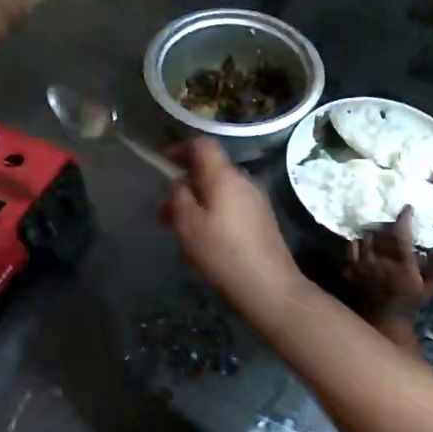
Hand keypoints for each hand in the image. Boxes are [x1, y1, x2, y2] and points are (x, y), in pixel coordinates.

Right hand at [162, 138, 306, 318]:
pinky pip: (232, 209)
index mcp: (225, 177)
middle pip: (211, 172)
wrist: (268, 286)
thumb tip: (180, 183)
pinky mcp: (263, 221)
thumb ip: (179, 197)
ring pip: (220, 193)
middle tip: (164, 212)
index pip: (203, 145)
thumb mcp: (189, 225)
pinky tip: (205, 244)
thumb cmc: (223, 253)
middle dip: (185, 187)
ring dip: (198, 205)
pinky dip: (214, 217)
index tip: (164, 162)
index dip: (181, 148)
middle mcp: (245, 182)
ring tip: (182, 233)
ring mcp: (257, 202)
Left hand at [345, 207, 432, 337]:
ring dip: (369, 236)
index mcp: (401, 262)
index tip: (407, 209)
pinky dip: (355, 247)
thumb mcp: (428, 286)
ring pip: (362, 239)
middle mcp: (380, 261)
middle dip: (384, 227)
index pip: (401, 233)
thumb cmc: (409, 302)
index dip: (404, 218)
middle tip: (389, 228)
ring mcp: (362, 266)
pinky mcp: (350, 273)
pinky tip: (361, 250)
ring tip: (375, 238)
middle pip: (378, 232)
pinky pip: (349, 251)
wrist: (385, 320)